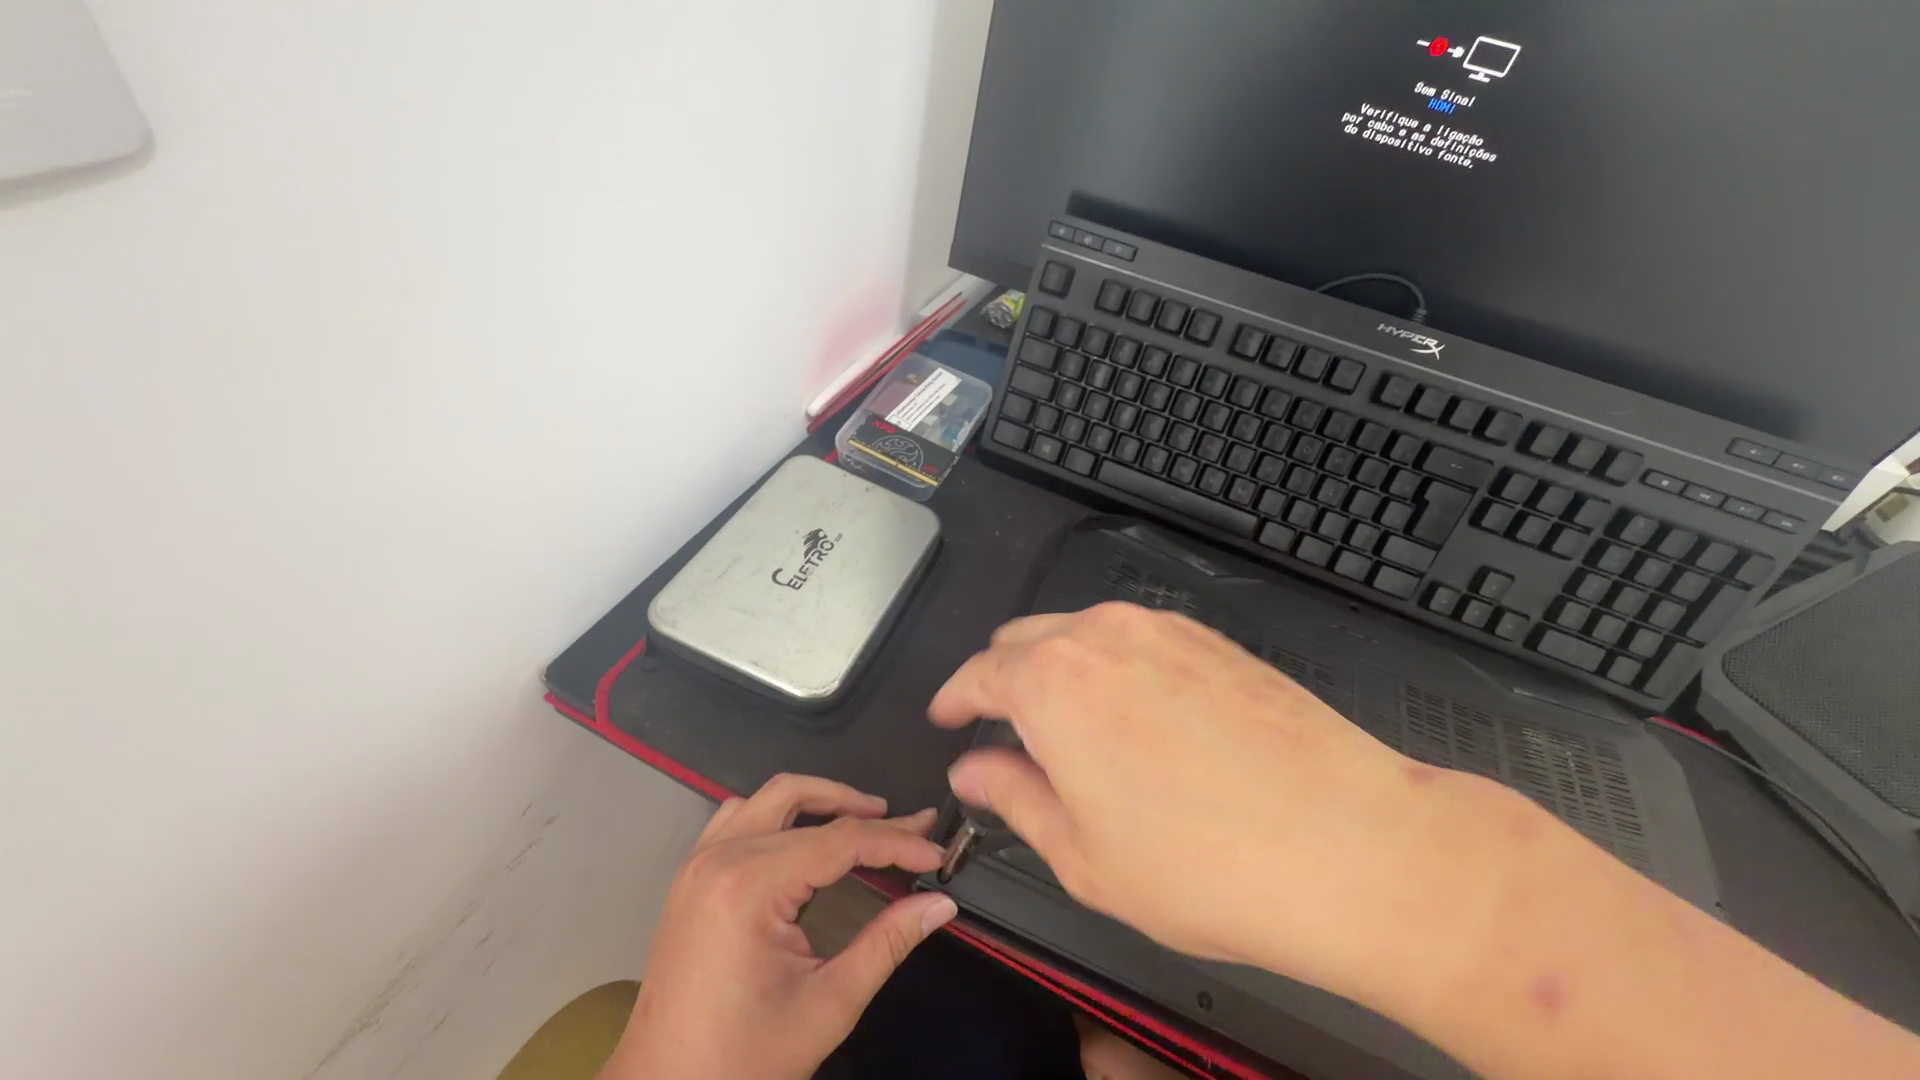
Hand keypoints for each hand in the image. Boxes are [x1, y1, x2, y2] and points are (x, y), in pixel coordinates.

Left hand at [601, 775, 958, 1079]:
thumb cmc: (744, 1059)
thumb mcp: (828, 1005)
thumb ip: (887, 944)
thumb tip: (941, 905)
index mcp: (751, 886)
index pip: (841, 840)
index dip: (897, 842)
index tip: (937, 854)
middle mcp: (720, 858)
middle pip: (807, 807)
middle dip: (866, 814)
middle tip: (913, 830)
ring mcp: (699, 863)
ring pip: (770, 798)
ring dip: (820, 800)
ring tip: (865, 820)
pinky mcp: (690, 876)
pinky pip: (738, 816)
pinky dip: (779, 813)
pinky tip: (802, 835)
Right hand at [929, 602, 1516, 1000]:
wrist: (1352, 846)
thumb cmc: (1203, 865)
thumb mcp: (1080, 853)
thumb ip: (1012, 796)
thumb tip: (974, 771)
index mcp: (1051, 681)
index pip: (977, 674)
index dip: (953, 699)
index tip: (947, 719)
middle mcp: (1102, 635)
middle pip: (1024, 640)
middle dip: (1001, 678)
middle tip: (1001, 730)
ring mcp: (1165, 629)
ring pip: (1082, 633)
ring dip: (1057, 669)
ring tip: (1069, 728)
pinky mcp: (1214, 640)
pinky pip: (1137, 638)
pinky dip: (1112, 667)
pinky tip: (1133, 717)